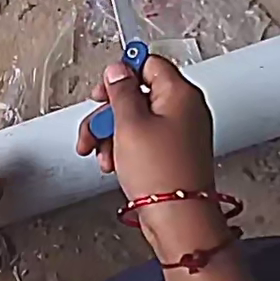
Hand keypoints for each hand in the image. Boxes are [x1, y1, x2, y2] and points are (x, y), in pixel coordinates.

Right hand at [76, 56, 227, 260]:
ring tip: (101, 153)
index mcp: (180, 94)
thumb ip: (121, 92)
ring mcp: (179, 133)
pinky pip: (143, 140)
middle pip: (137, 95)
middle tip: (95, 128)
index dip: (121, 74)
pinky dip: (123, 148)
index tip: (103, 89)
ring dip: (111, 134)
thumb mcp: (129, 124)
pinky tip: (113, 163)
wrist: (177, 216)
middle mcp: (184, 110)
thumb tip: (118, 70)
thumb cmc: (161, 173)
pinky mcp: (172, 153)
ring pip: (136, 120)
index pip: (149, 64)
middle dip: (108, 113)